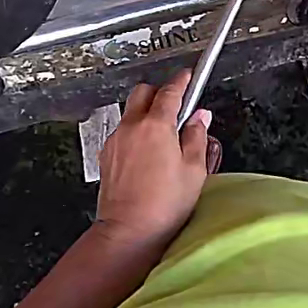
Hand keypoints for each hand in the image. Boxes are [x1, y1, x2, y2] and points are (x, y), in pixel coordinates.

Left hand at [94, 70, 211, 250]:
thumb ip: (197, 136)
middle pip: (144, 92)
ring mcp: (116, 140)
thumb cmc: (162, 205)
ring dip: (147, 112)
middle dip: (160, 92)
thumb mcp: (194, 170)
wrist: (128, 231)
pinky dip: (136, 131)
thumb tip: (200, 118)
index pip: (170, 90)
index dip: (182, 80)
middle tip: (177, 105)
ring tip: (164, 134)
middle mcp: (132, 127)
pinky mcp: (107, 154)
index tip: (188, 76)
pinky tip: (148, 152)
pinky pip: (123, 131)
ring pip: (131, 111)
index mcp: (156, 125)